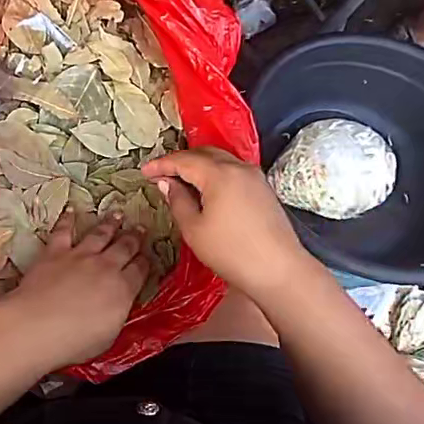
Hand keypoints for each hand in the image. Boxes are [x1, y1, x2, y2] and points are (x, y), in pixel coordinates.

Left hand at [0, 211, 149, 367]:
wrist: (37, 327)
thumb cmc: (75, 340)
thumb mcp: (109, 335)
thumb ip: (117, 314)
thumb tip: (120, 306)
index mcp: (123, 289)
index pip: (140, 270)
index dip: (146, 262)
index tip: (148, 256)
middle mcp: (106, 267)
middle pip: (125, 247)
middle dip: (135, 237)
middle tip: (141, 229)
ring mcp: (80, 256)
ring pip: (100, 234)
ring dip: (111, 224)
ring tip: (118, 215)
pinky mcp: (55, 252)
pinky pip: (64, 231)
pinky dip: (68, 220)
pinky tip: (72, 211)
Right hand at [142, 147, 320, 304]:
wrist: (278, 270)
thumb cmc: (231, 253)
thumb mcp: (195, 230)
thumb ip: (178, 201)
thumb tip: (167, 183)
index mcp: (220, 174)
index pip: (184, 160)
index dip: (161, 164)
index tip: (144, 172)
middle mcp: (240, 168)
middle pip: (205, 153)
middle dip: (181, 160)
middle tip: (162, 174)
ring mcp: (255, 177)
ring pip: (222, 160)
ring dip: (200, 166)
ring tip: (182, 181)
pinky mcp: (264, 190)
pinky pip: (234, 172)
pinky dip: (216, 174)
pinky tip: (208, 190)